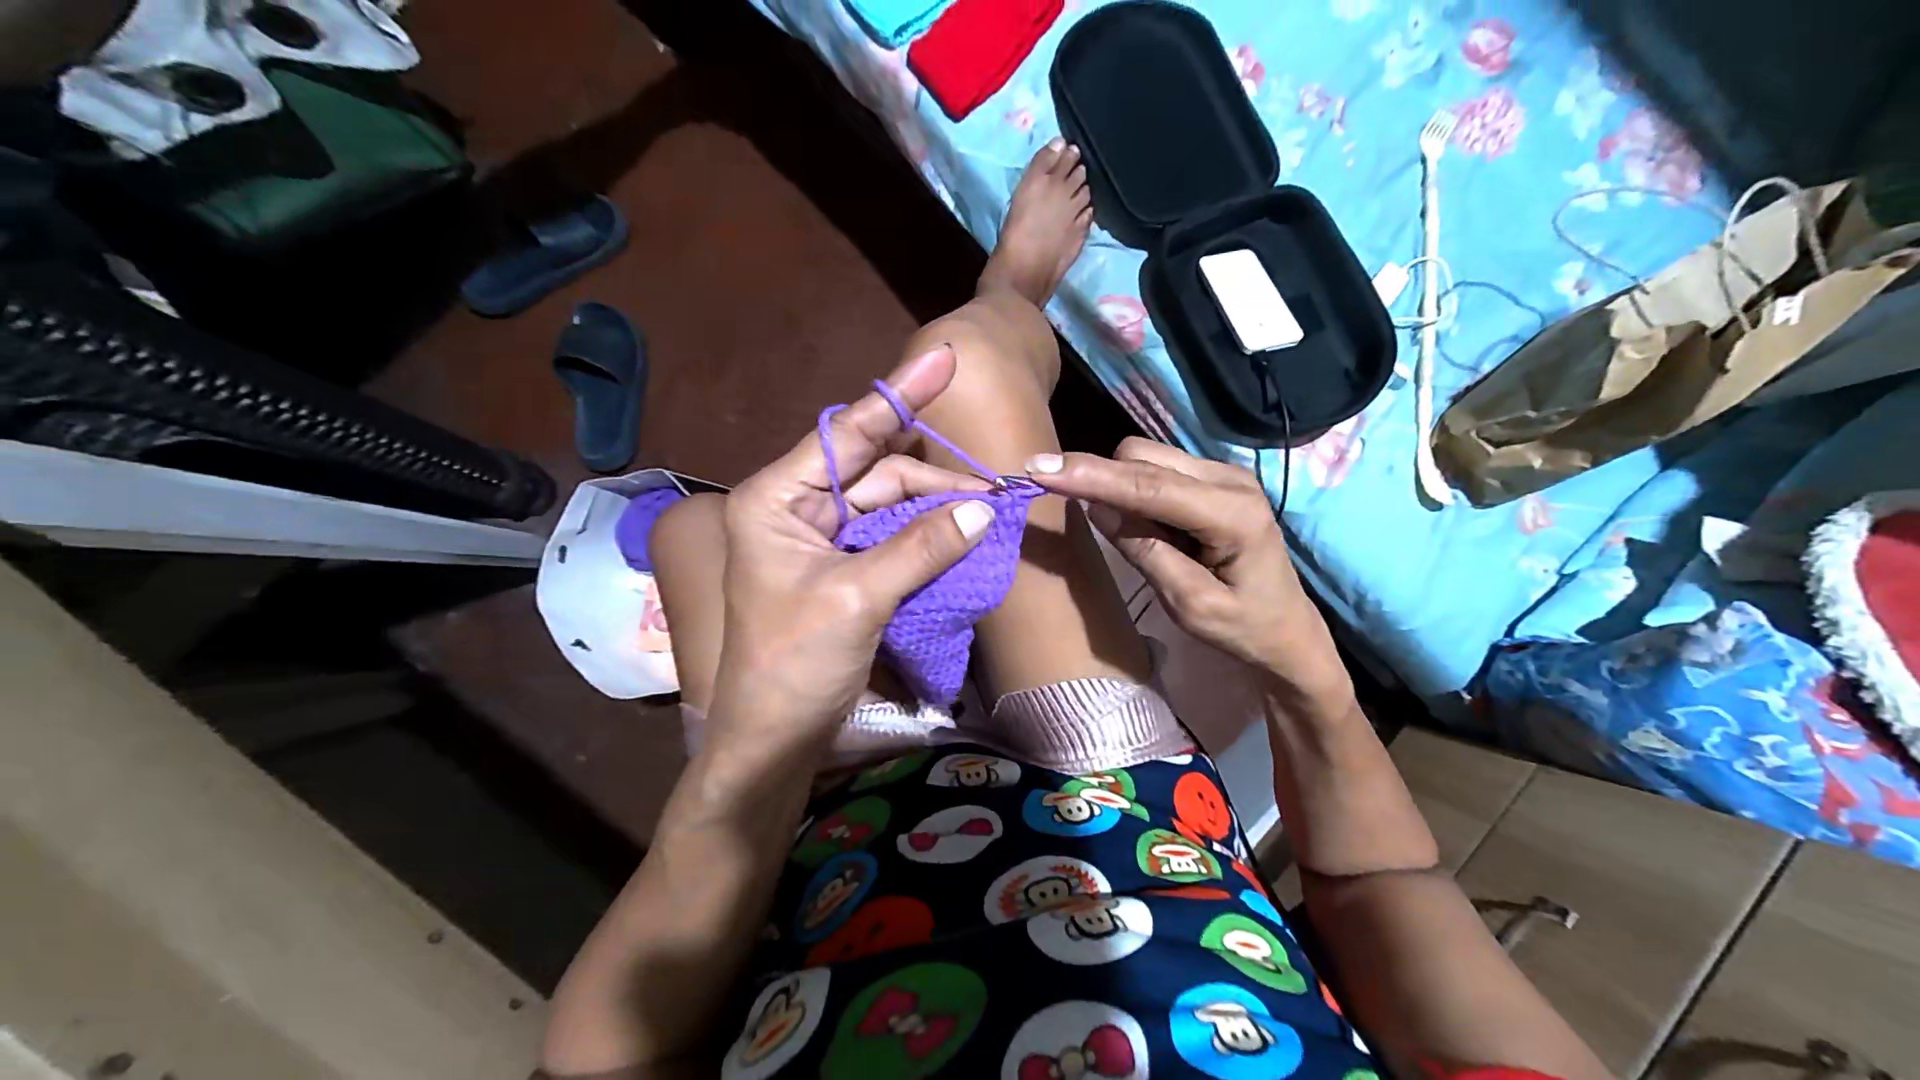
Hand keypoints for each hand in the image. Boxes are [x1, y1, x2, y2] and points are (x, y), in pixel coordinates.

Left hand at [710, 346, 994, 748]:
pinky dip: (926, 536)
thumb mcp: (858, 598)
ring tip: (986, 517)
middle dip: (934, 479)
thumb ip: (920, 548)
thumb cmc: (794, 663)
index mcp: (778, 499)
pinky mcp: (844, 568)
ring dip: (936, 510)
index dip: (898, 396)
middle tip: (993, 491)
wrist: (775, 738)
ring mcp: (823, 539)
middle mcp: (798, 507)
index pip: (847, 435)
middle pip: (877, 470)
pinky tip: (960, 535)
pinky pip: (892, 536)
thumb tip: (982, 510)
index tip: (944, 357)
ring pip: (889, 504)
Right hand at [1026, 438, 1353, 717]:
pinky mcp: (1212, 479)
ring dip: (1119, 486)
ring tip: (1133, 536)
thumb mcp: (1189, 604)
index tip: (1040, 470)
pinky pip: (1156, 468)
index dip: (1091, 475)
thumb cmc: (1242, 628)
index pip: (1148, 486)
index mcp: (1233, 514)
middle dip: (1102, 478)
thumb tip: (1097, 505)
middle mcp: (1230, 479)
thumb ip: (1145, 551)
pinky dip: (1134, 490)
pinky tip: (1148, 526)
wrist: (1286, 630)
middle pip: (1141, 456)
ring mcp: (1223, 474)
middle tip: (1091, 520)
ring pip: (1145, 457)